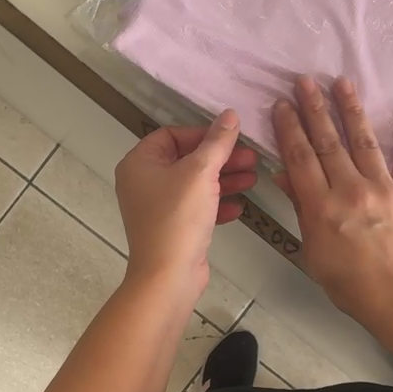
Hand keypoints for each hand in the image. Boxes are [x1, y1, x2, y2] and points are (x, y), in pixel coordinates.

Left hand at [114, 110, 257, 296]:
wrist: (168, 276)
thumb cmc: (178, 218)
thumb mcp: (201, 172)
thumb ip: (217, 142)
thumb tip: (230, 115)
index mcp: (139, 163)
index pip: (171, 135)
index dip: (202, 134)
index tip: (230, 139)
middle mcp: (143, 183)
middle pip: (186, 160)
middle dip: (220, 159)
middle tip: (250, 159)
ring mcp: (157, 208)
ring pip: (194, 185)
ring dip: (224, 181)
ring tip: (253, 179)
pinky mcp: (172, 229)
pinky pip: (196, 209)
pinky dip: (216, 205)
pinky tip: (238, 207)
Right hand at [273, 76, 392, 331]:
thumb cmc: (352, 287)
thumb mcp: (315, 253)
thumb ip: (302, 212)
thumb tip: (285, 177)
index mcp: (322, 207)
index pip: (300, 158)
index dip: (289, 129)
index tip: (282, 104)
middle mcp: (351, 189)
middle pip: (328, 142)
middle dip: (314, 108)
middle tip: (304, 80)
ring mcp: (383, 188)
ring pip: (363, 140)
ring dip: (351, 109)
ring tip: (341, 82)